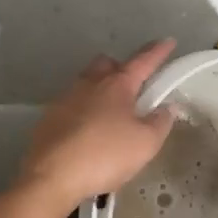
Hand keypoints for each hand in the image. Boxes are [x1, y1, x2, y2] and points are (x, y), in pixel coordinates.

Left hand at [16, 39, 177, 208]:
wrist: (51, 176)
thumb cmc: (104, 155)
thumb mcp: (145, 143)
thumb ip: (160, 122)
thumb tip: (167, 107)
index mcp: (117, 85)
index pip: (143, 61)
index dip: (158, 52)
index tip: (168, 41)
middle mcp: (90, 83)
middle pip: (107, 64)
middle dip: (121, 68)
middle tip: (133, 87)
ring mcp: (66, 98)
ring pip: (86, 82)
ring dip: (100, 89)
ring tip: (109, 113)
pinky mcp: (48, 118)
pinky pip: (71, 105)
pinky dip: (82, 111)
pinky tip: (86, 131)